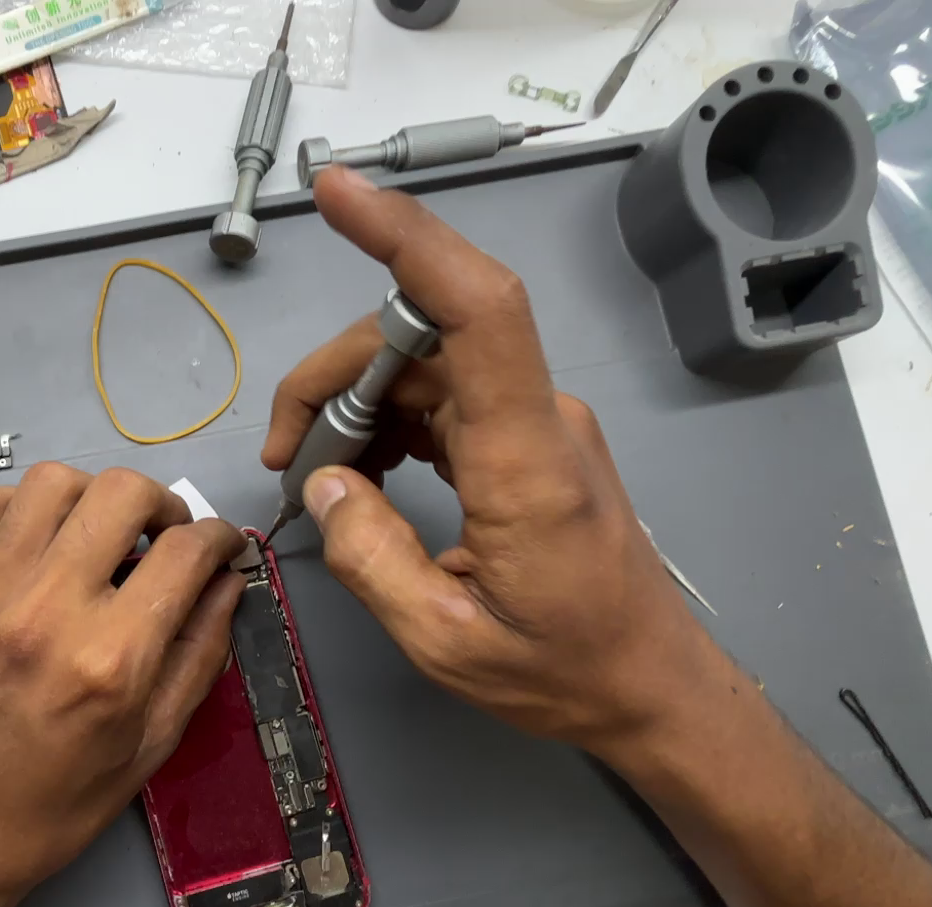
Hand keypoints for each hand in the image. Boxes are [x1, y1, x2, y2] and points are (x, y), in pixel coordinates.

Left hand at [0, 463, 245, 905]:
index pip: (185, 552)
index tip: (224, 545)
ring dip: (93, 495)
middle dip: (164, 502)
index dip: (222, 537)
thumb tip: (228, 581)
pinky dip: (19, 505)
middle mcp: (49, 609)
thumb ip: (201, 652)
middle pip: (122, 493)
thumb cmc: (61, 802)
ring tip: (103, 534)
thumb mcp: (154, 742)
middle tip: (167, 536)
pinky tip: (39, 540)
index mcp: (113, 658)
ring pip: (51, 481)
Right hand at [263, 168, 730, 750]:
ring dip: (351, 408)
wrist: (648, 686)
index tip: (339, 194)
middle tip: (283, 462)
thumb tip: (323, 484)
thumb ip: (370, 558)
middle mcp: (533, 417)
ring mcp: (530, 422)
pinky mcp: (521, 438)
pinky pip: (438, 401)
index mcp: (524, 460)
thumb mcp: (441, 638)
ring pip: (418, 369)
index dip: (406, 237)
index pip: (475, 309)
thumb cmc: (560, 671)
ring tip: (312, 478)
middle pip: (415, 342)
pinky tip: (360, 473)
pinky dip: (383, 424)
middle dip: (330, 384)